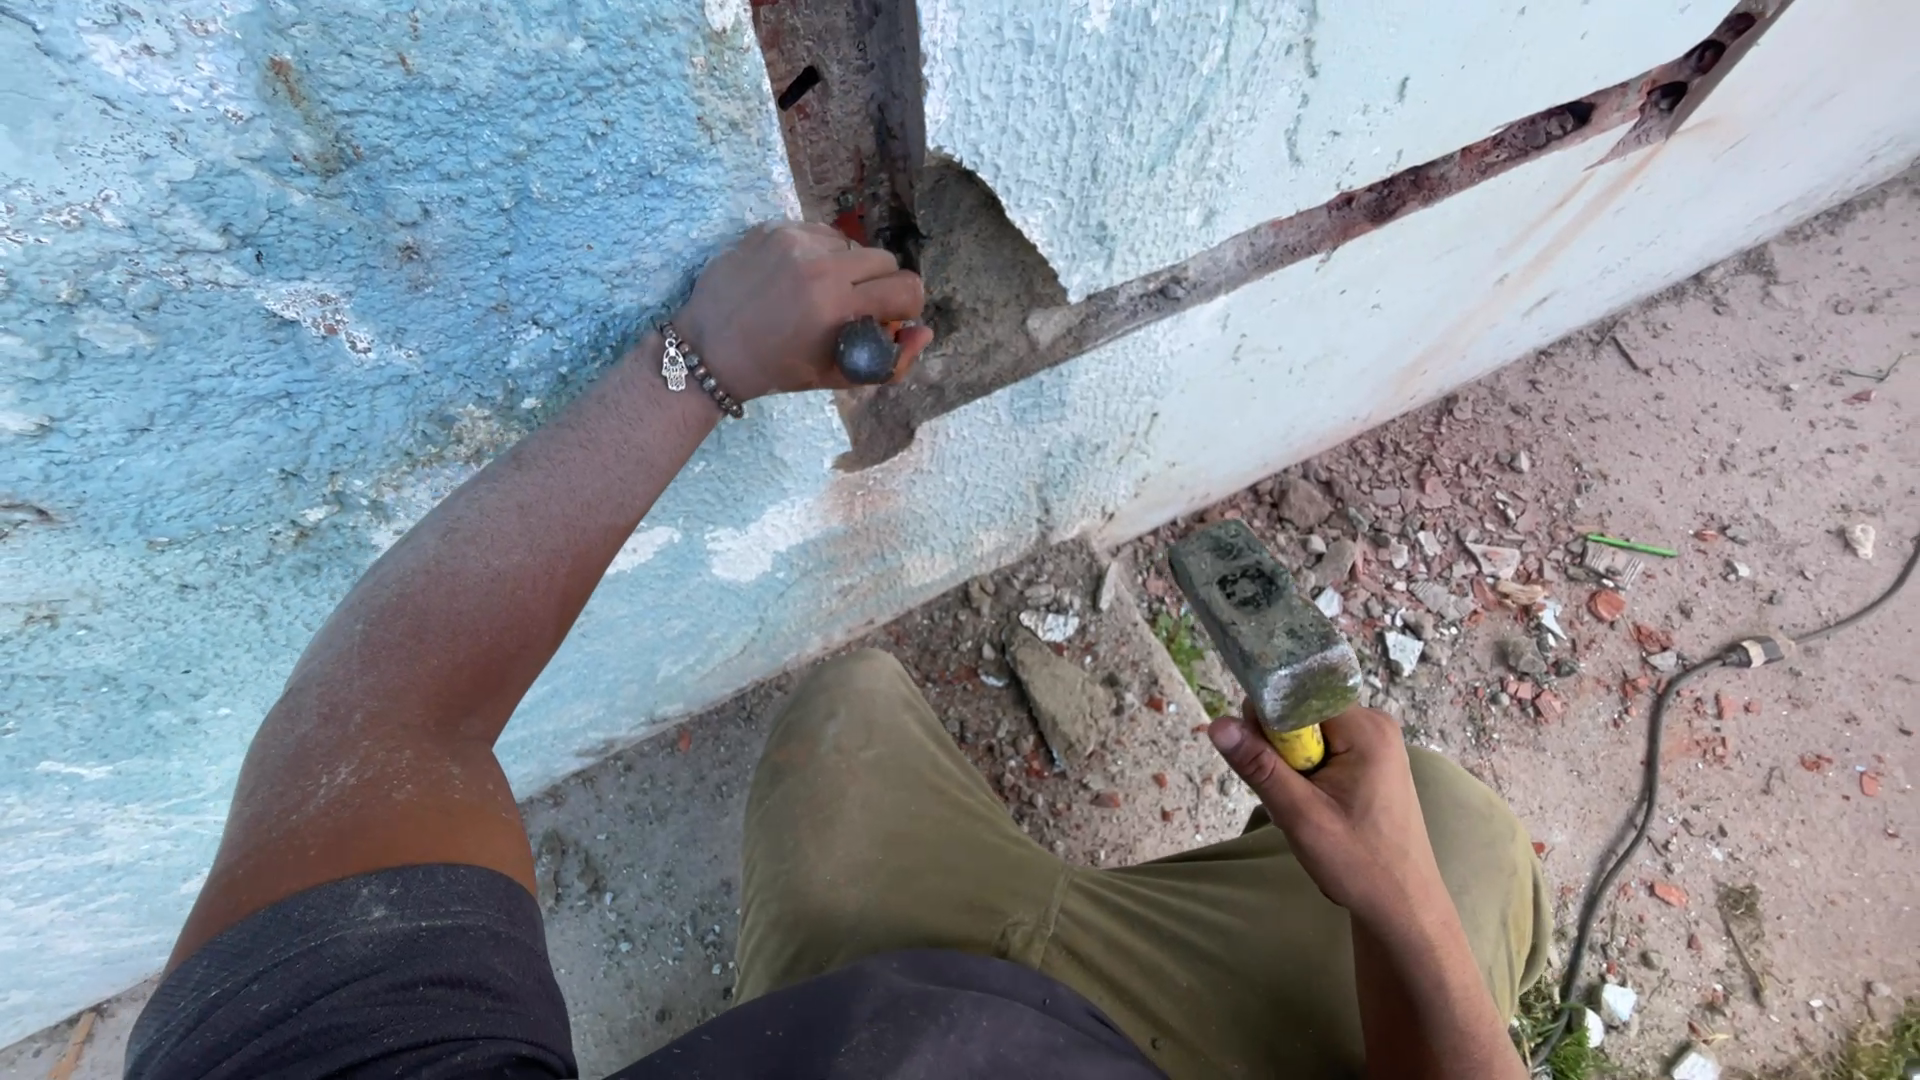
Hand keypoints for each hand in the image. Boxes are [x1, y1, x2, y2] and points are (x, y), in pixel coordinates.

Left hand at [670, 222, 934, 400]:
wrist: (710, 349)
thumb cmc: (777, 370)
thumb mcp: (838, 376)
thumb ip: (890, 361)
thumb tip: (924, 332)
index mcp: (835, 306)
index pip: (907, 287)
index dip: (909, 306)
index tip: (893, 317)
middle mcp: (818, 265)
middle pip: (885, 259)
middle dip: (881, 285)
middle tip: (859, 307)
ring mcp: (792, 240)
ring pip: (852, 243)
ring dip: (850, 268)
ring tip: (824, 293)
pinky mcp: (773, 227)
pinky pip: (819, 233)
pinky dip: (820, 254)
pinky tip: (800, 277)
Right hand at [1209, 705, 1447, 927]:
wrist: (1404, 909)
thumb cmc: (1359, 864)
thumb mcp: (1300, 815)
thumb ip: (1259, 766)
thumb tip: (1216, 724)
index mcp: (1366, 728)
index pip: (1296, 696)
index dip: (1268, 721)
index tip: (1261, 759)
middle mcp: (1373, 723)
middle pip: (1298, 712)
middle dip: (1278, 748)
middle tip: (1287, 793)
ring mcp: (1372, 740)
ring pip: (1303, 731)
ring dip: (1289, 764)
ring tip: (1303, 805)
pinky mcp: (1367, 758)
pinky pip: (1318, 746)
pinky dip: (1303, 771)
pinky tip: (1312, 803)